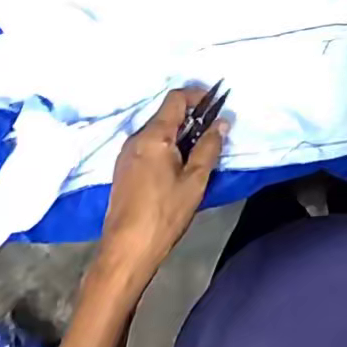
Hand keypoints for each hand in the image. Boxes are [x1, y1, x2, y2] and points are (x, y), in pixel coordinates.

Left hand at [97, 87, 227, 282]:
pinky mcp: (124, 170)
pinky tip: (181, 163)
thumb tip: (222, 122)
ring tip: (201, 147)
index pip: (176, 99)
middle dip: (192, 115)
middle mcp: (135, 139)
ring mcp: (126, 155)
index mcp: (153, 137)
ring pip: (157, 130)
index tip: (217, 102)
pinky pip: (149, 145)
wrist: (125, 252)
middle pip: (166, 114)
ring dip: (180, 131)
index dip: (198, 94)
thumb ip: (209, 146)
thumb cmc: (164, 213)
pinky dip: (168, 145)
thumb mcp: (195, 179)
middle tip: (214, 128)